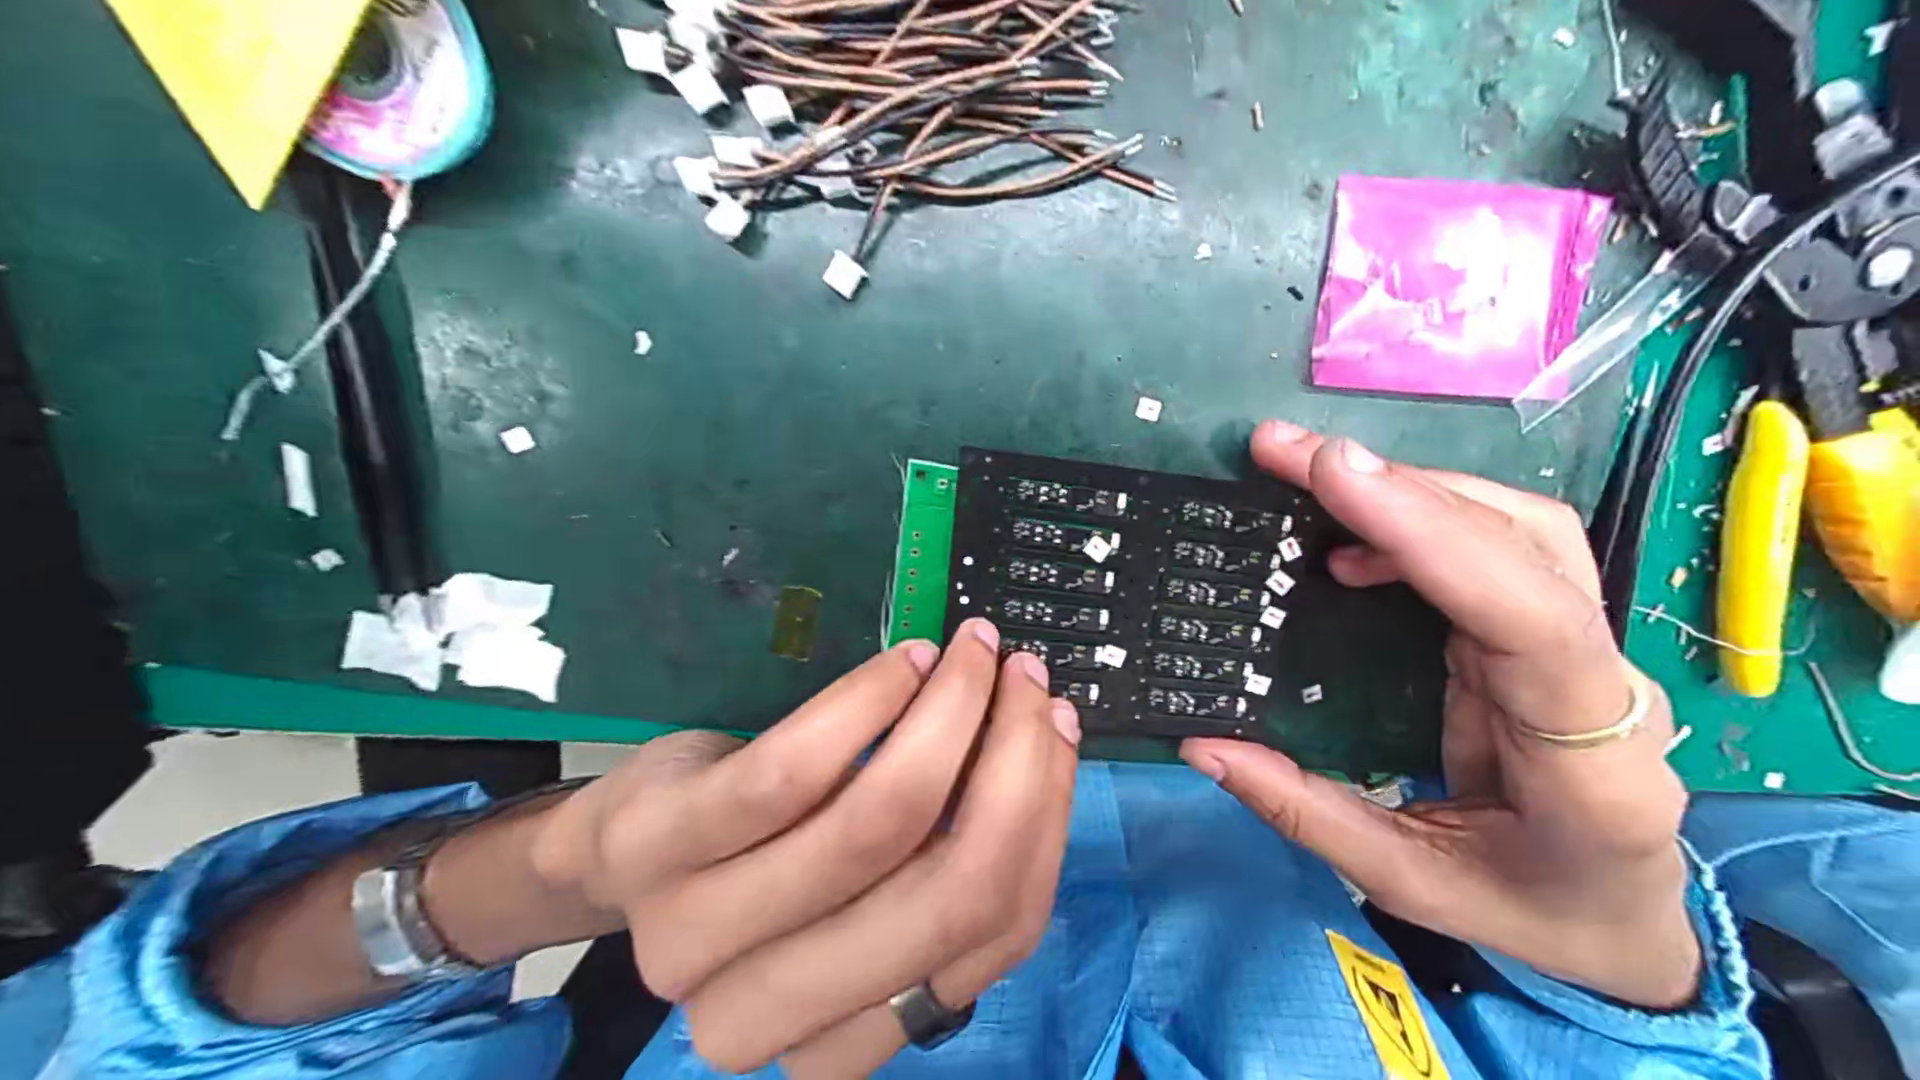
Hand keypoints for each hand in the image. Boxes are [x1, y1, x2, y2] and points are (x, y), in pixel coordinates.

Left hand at [531, 619, 1079, 1076]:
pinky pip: (798, 767)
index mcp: (854, 1035)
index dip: (1046, 814)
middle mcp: (782, 1011)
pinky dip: (868, 701)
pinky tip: (905, 660)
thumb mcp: (865, 888)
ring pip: (880, 819)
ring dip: (949, 714)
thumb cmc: (767, 864)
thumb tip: (1043, 745)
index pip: (998, 934)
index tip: (1058, 723)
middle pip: (951, 887)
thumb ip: (950, 855)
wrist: (627, 851)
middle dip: (1010, 759)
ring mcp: (712, 930)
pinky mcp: (671, 842)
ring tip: (972, 652)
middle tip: (1023, 674)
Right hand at [1180, 421, 1697, 1008]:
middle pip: (1526, 543)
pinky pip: (1488, 554)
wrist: (1624, 920)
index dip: (1429, 533)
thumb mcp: (1410, 882)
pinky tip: (1349, 543)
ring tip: (1310, 475)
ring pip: (1516, 529)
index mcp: (1590, 763)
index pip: (1526, 618)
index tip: (1331, 473)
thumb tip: (1201, 744)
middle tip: (1286, 451)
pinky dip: (1414, 523)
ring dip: (1409, 488)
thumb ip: (1305, 812)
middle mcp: (1602, 685)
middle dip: (1400, 483)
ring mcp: (1578, 649)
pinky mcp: (1536, 634)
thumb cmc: (1529, 908)